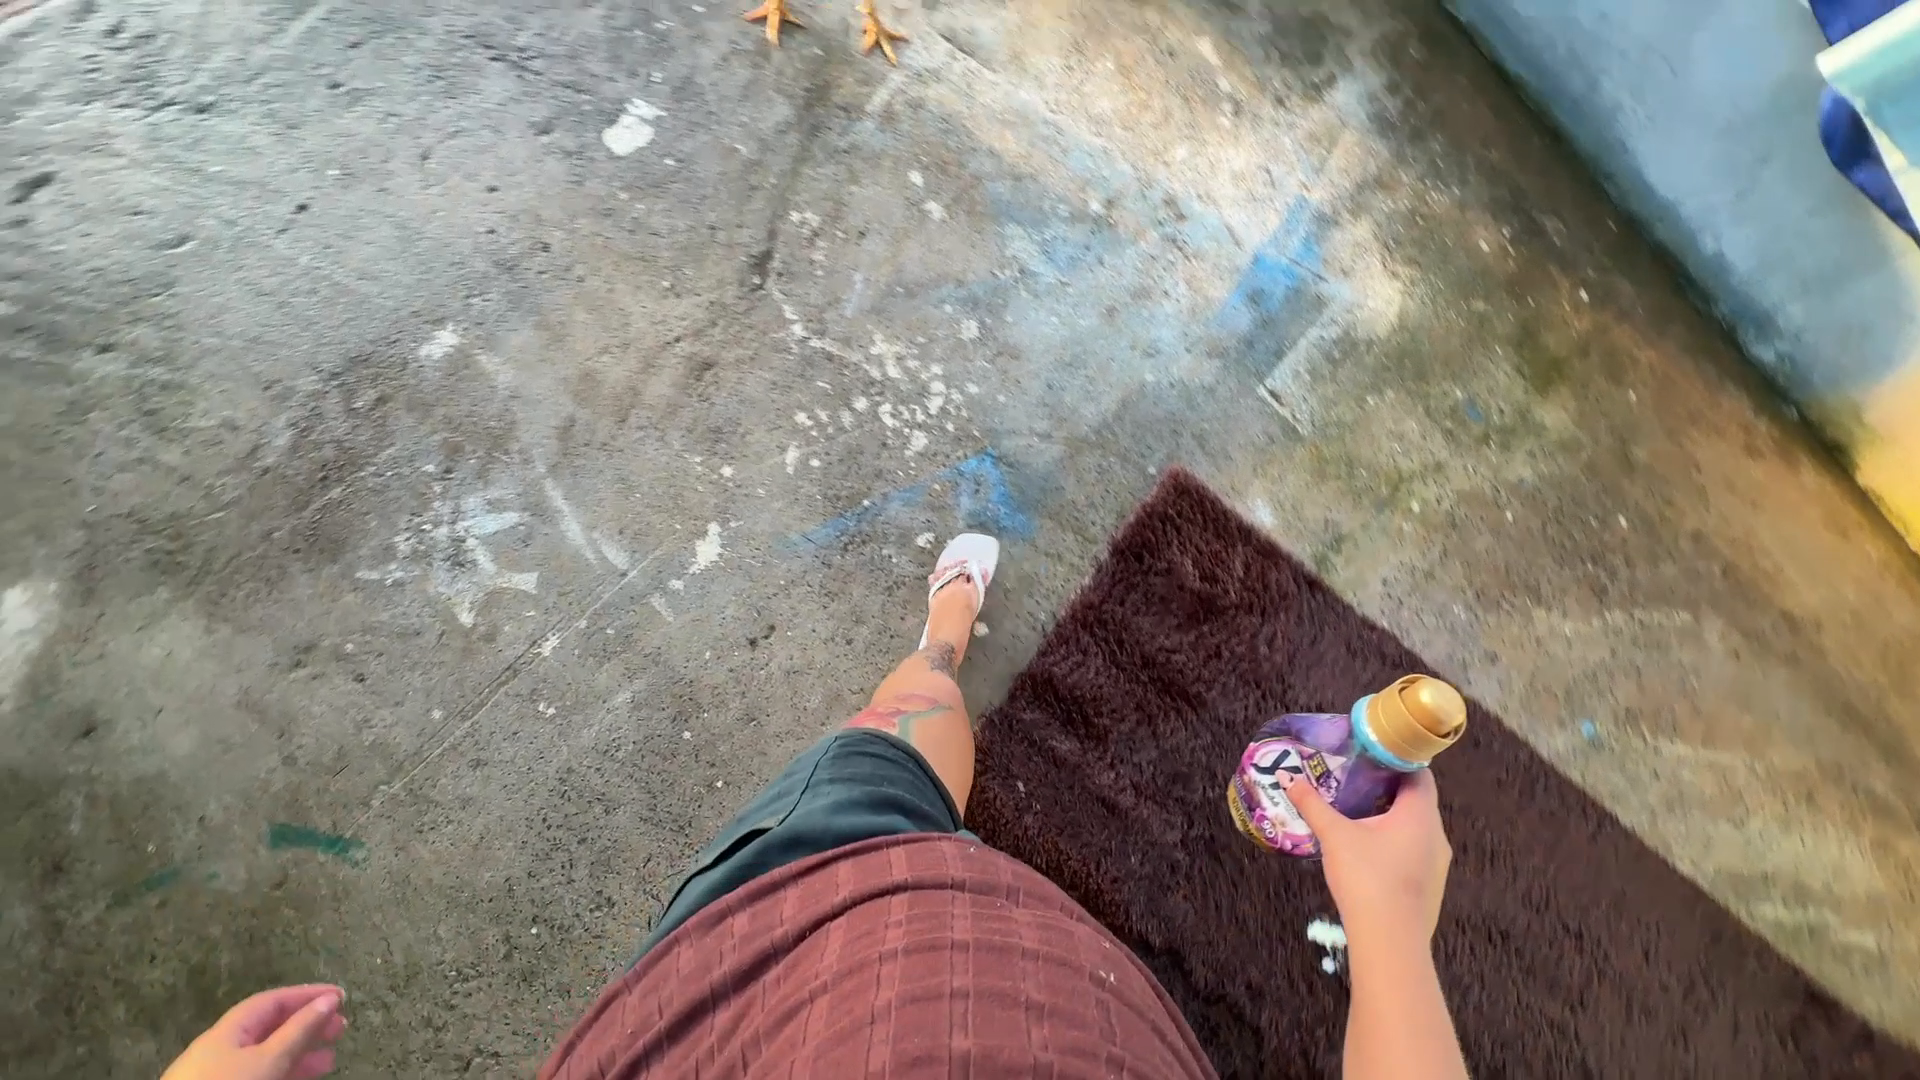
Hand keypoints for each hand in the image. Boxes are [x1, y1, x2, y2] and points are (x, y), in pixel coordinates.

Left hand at [161, 984, 346, 1079]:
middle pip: (270, 1027)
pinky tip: (303, 1077)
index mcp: (226, 1032)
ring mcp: (216, 1075)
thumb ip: (300, 1028)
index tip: (340, 997)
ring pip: (266, 1055)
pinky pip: (258, 1074)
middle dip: (308, 1025)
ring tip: (329, 1060)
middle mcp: (219, 1049)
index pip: (271, 1001)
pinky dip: (283, 1071)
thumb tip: (329, 999)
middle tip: (340, 1028)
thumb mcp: (270, 1058)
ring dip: (300, 1053)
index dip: (307, 994)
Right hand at [1287, 769, 1450, 947]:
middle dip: (1386, 788)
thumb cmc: (1366, 876)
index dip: (1396, 760)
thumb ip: (1311, 803)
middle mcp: (1436, 835)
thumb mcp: (1333, 835)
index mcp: (1420, 815)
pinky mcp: (1429, 886)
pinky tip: (1367, 849)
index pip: (1418, 774)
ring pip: (1415, 828)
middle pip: (1416, 800)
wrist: (1390, 941)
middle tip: (1354, 778)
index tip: (1369, 754)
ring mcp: (1437, 864)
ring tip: (1356, 811)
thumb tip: (1287, 777)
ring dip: (1390, 816)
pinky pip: (1414, 850)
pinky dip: (1393, 841)